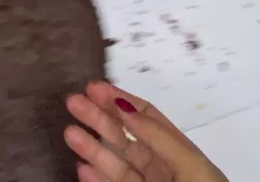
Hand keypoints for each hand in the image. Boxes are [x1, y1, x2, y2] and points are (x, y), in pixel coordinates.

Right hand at [64, 81, 229, 181]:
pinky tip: (81, 169)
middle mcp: (163, 169)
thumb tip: (124, 106)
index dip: (120, 100)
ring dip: (93, 147)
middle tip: (73, 102)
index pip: (146, 118)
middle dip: (99, 117)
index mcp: (180, 153)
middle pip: (126, 137)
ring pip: (116, 164)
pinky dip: (97, 179)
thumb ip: (158, 137)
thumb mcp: (189, 166)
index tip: (94, 87)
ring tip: (69, 132)